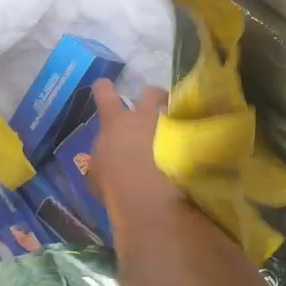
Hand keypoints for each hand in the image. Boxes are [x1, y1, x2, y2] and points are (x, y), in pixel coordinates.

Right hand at [89, 79, 180, 224]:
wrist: (147, 199)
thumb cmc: (113, 184)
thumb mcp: (96, 172)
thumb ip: (100, 160)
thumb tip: (104, 159)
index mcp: (114, 122)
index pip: (104, 93)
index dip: (103, 88)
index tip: (103, 86)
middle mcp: (142, 118)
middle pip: (150, 92)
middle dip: (151, 94)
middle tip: (153, 102)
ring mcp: (167, 129)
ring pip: (175, 108)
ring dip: (174, 113)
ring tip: (175, 122)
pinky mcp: (188, 145)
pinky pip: (189, 134)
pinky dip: (188, 138)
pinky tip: (187, 149)